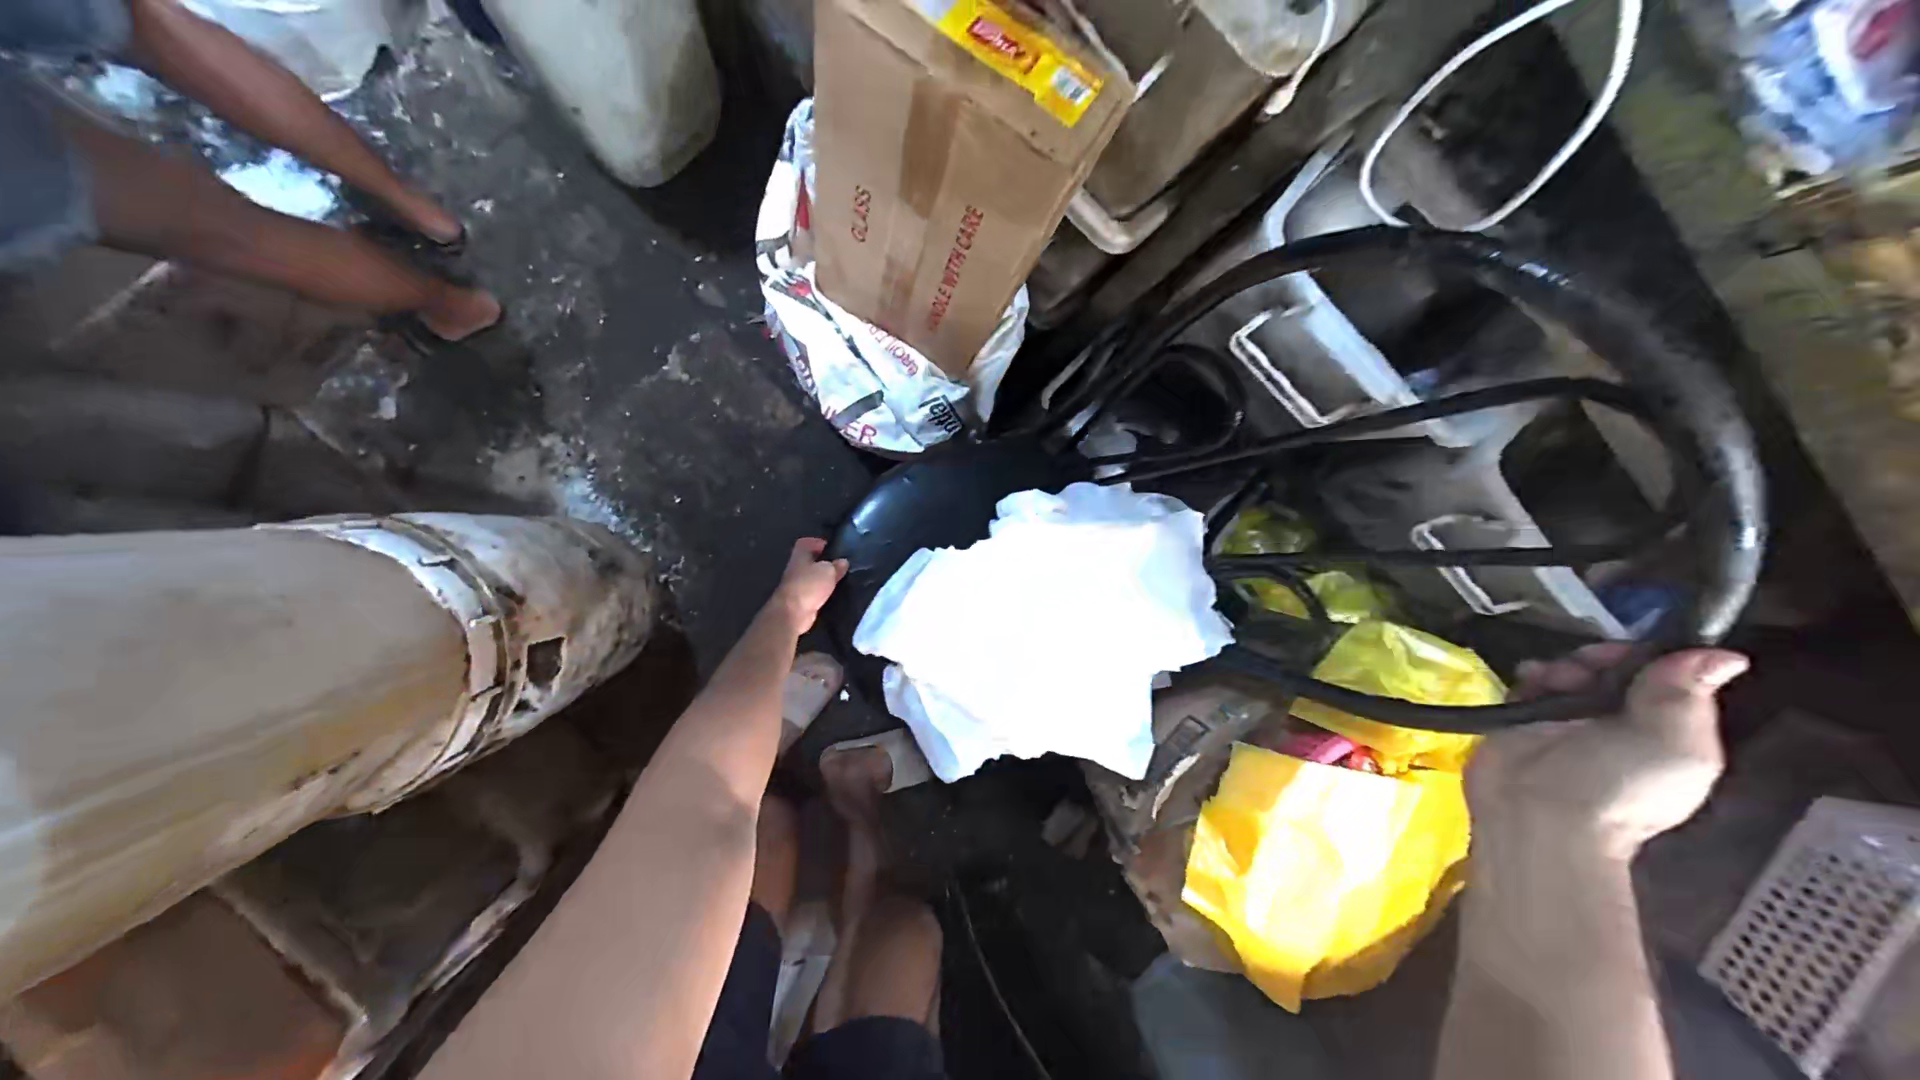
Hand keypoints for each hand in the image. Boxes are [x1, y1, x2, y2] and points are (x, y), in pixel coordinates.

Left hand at [772, 538, 846, 633]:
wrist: (793, 613)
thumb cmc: (809, 585)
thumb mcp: (828, 571)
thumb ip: (836, 565)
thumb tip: (843, 562)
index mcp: (800, 556)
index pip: (806, 543)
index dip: (817, 542)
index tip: (831, 547)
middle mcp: (796, 568)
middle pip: (810, 560)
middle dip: (824, 562)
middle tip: (840, 564)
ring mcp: (797, 585)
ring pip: (813, 577)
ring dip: (824, 578)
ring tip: (840, 579)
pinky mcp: (801, 600)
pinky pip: (814, 592)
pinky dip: (823, 592)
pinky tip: (834, 593)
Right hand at [1467, 644, 1747, 860]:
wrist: (1542, 813)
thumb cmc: (1618, 784)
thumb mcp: (1673, 744)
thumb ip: (1685, 697)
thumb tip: (1726, 656)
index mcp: (1668, 730)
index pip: (1665, 678)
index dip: (1648, 657)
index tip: (1626, 652)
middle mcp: (1621, 722)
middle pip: (1613, 671)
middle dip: (1597, 659)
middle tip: (1581, 667)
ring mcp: (1570, 721)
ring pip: (1570, 673)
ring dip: (1560, 665)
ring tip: (1548, 677)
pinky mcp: (1525, 720)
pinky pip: (1530, 684)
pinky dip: (1530, 675)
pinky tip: (1528, 679)